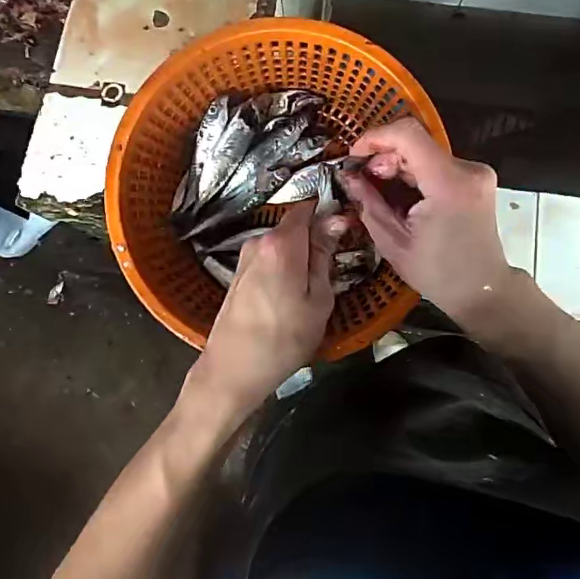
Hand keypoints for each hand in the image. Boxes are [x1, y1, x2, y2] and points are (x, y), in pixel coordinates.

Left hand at [187, 201, 343, 417]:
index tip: (346, 230)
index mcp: (282, 243)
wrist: (233, 371)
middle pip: (294, 226)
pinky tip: (293, 294)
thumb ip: (325, 255)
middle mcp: (259, 241)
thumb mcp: (319, 299)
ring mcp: (245, 258)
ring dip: (300, 255)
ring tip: (315, 286)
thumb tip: (335, 220)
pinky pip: (270, 259)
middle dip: (316, 238)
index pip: (308, 207)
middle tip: (336, 265)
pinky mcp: (238, 274)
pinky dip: (285, 267)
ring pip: (282, 244)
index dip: (328, 213)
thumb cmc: (284, 338)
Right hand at [341, 118, 516, 324]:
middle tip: (365, 182)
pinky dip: (415, 173)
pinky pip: (437, 164)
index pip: (408, 135)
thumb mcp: (394, 242)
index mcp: (448, 185)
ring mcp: (476, 173)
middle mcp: (468, 170)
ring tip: (383, 193)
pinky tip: (404, 196)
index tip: (355, 155)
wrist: (482, 289)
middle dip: (384, 156)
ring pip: (425, 152)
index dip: (375, 137)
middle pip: (416, 142)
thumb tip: (350, 177)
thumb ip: (370, 203)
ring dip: (398, 166)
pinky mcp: (476, 178)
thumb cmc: (439, 274)